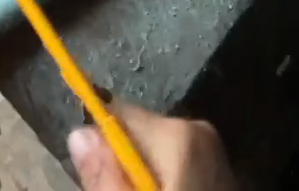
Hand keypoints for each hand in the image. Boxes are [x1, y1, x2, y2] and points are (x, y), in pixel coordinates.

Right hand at [68, 102, 235, 190]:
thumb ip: (106, 179)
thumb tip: (79, 133)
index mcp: (179, 136)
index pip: (116, 115)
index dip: (99, 149)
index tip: (97, 183)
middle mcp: (198, 130)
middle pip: (135, 137)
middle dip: (121, 170)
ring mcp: (212, 152)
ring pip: (153, 155)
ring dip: (140, 183)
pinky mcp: (218, 172)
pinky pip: (174, 168)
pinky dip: (162, 186)